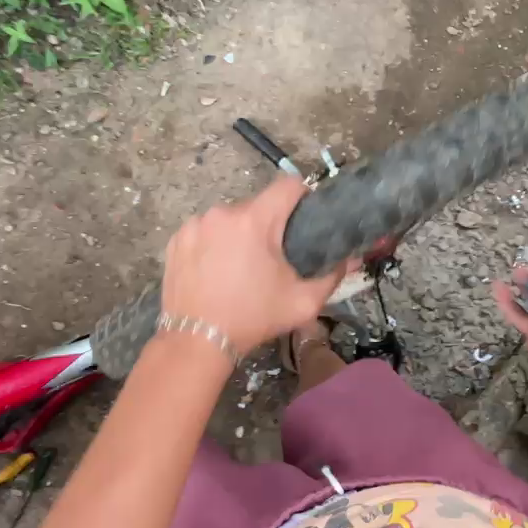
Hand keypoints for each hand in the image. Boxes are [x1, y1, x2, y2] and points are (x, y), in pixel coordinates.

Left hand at [160, 177, 347, 356]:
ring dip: (240, 234)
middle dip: (269, 225)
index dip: (303, 197)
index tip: (305, 218)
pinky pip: (205, 231)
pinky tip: (216, 270)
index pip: (288, 185)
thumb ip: (332, 276)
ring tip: (242, 266)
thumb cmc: (253, 319)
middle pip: (257, 206)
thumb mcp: (302, 302)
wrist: (196, 342)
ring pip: (230, 219)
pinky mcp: (176, 240)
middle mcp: (222, 213)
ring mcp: (195, 225)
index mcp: (254, 221)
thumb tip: (351, 259)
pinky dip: (214, 244)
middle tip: (274, 256)